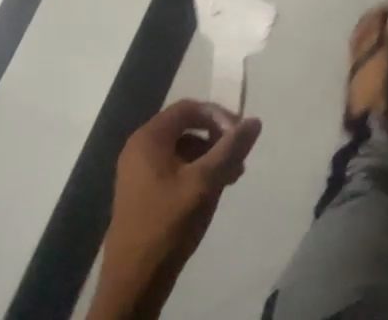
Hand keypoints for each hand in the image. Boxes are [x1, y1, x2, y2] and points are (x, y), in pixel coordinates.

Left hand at [91, 100, 262, 318]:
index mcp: (148, 139)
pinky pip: (173, 168)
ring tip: (232, 177)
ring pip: (181, 149)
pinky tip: (212, 191)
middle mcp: (139, 148)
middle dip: (216, 138)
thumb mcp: (206, 182)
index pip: (189, 108)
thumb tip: (254, 121)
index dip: (218, 116)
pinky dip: (195, 172)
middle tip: (240, 157)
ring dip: (209, 157)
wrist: (133, 280)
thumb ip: (230, 148)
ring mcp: (138, 172)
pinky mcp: (142, 192)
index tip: (241, 135)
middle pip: (185, 127)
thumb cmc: (169, 223)